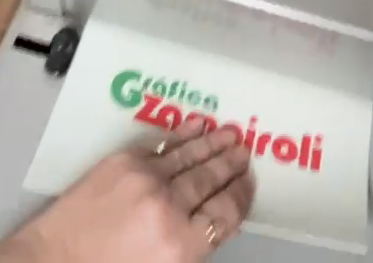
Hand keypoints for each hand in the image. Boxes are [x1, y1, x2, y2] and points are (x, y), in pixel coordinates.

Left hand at [0, 122, 255, 262]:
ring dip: (213, 143)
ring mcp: (145, 179)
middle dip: (231, 164)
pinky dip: (182, 135)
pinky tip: (196, 127)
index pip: (226, 212)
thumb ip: (192, 246)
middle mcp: (168, 207)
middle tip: (245, 151)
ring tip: (231, 133)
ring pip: (190, 156)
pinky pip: (162, 145)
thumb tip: (215, 218)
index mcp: (180, 246)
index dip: (241, 195)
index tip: (249, 182)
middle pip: (211, 179)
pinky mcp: (123, 161)